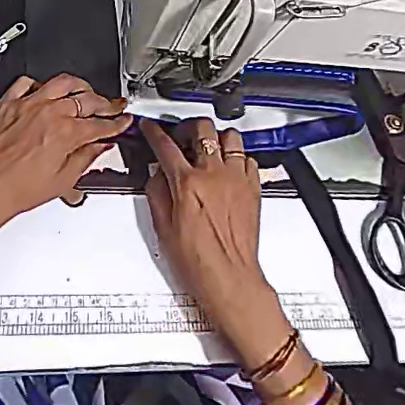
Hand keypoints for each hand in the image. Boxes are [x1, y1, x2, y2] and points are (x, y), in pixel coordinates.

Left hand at [0, 75, 128, 256]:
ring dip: (80, 86)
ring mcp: (28, 105)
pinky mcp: (8, 104)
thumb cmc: (16, 190)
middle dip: (106, 102)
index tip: (124, 120)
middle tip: (113, 107)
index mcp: (66, 133)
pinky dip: (40, 84)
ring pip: (62, 82)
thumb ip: (86, 158)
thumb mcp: (63, 181)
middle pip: (88, 98)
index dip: (118, 122)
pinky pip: (27, 83)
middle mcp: (49, 113)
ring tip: (87, 91)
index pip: (101, 123)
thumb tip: (99, 146)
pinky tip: (45, 90)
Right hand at [141, 118, 293, 370]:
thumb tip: (155, 174)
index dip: (154, 131)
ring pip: (230, 137)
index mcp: (187, 183)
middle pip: (202, 128)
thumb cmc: (198, 261)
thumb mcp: (163, 227)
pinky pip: (248, 158)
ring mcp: (236, 179)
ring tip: (208, 147)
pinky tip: (229, 167)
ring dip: (216, 138)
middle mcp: (213, 175)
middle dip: (188, 127)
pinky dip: (237, 157)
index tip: (151, 128)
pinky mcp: (253, 187)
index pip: (165, 145)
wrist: (229, 278)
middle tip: (182, 136)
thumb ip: (157, 193)